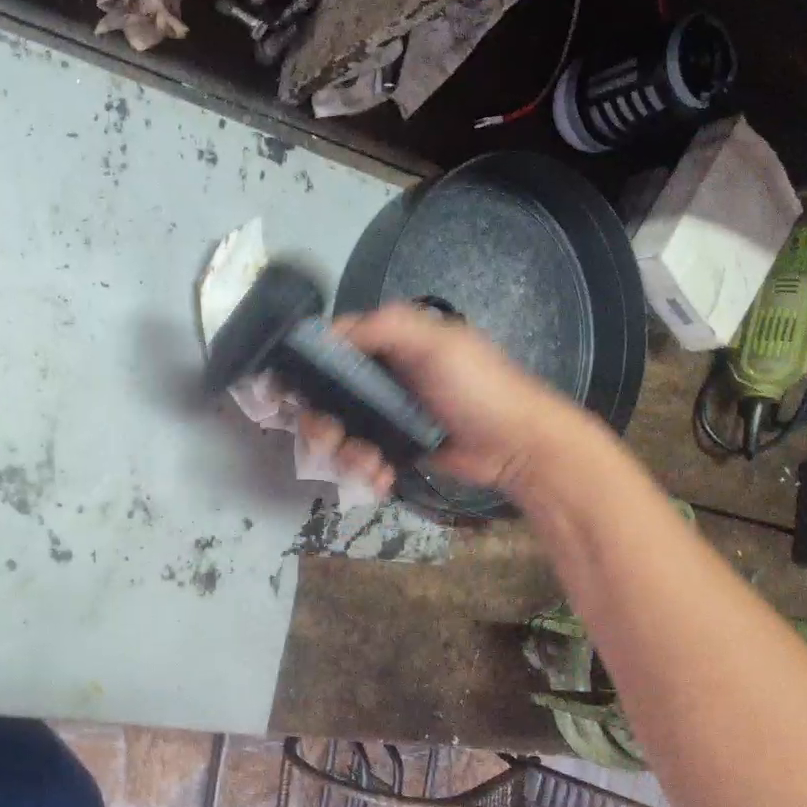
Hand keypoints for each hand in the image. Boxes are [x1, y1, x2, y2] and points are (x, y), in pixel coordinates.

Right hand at [298, 303, 587, 492]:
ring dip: (345, 455)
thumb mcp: (437, 345)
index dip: (304, 372)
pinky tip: (380, 478)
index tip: (289, 394)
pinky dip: (364, 472)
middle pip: (321, 401)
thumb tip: (327, 333)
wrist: (517, 446)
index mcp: (387, 347)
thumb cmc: (479, 389)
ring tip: (370, 465)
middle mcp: (379, 379)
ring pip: (336, 436)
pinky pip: (358, 460)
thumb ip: (385, 328)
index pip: (329, 352)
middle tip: (333, 440)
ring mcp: (383, 417)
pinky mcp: (391, 448)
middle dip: (322, 426)